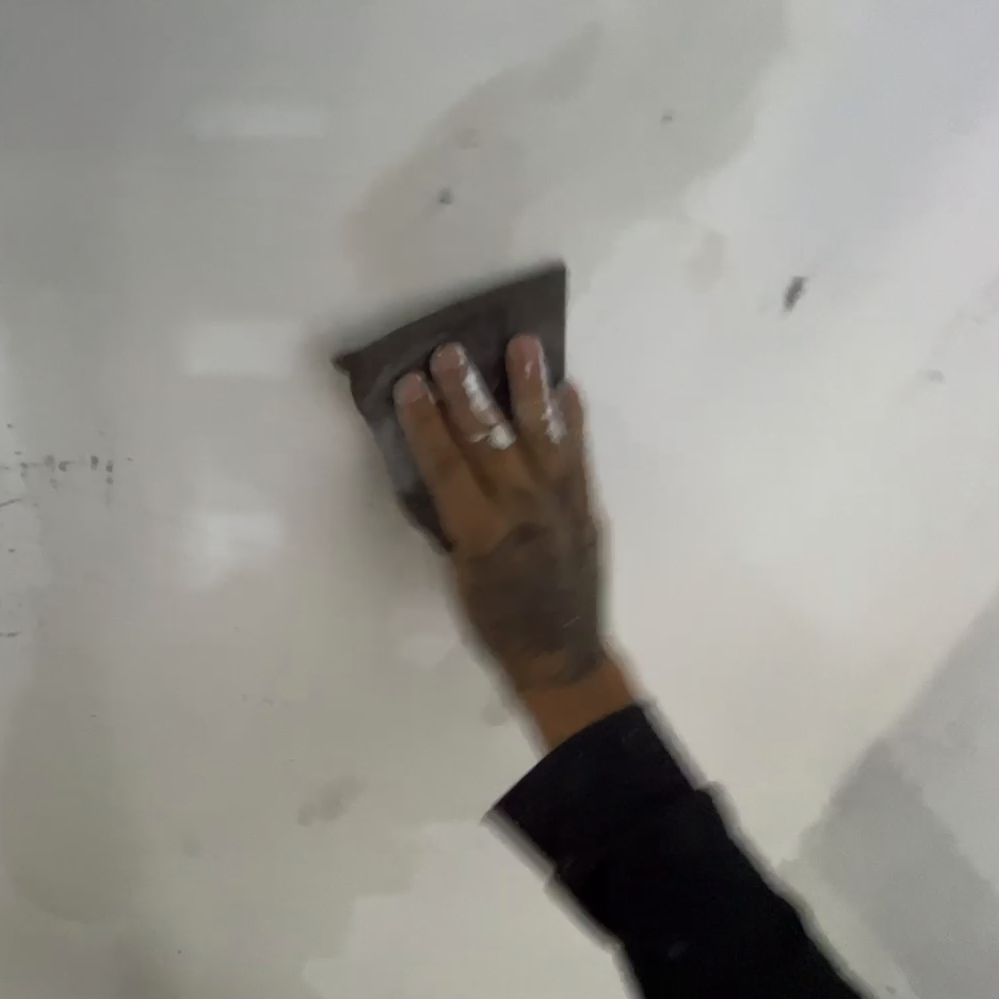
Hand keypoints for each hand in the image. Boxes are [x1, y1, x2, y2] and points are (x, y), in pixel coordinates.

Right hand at [393, 337, 634, 743]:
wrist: (563, 654)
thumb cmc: (495, 622)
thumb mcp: (458, 576)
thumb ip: (454, 522)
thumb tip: (443, 475)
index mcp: (481, 532)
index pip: (445, 465)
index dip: (425, 422)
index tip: (410, 383)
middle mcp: (523, 509)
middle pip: (490, 439)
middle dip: (467, 392)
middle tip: (451, 351)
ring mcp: (562, 502)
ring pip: (543, 434)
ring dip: (530, 387)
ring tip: (525, 344)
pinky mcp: (587, 504)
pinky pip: (581, 454)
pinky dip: (575, 420)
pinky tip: (569, 388)